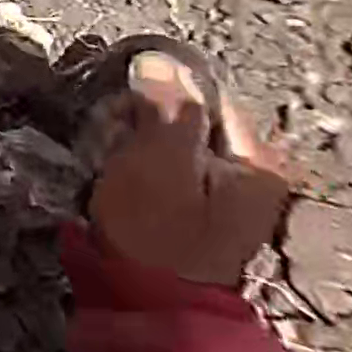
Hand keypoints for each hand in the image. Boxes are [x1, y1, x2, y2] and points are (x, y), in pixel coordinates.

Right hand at [88, 51, 288, 285]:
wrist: (142, 291)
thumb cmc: (154, 225)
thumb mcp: (158, 163)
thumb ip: (165, 111)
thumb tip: (158, 60)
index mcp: (253, 162)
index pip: (205, 98)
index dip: (156, 89)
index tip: (115, 95)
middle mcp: (243, 173)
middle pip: (183, 116)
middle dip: (135, 113)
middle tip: (103, 126)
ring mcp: (214, 190)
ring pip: (162, 136)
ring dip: (125, 133)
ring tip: (99, 145)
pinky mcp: (182, 201)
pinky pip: (152, 158)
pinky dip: (126, 154)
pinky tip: (106, 162)